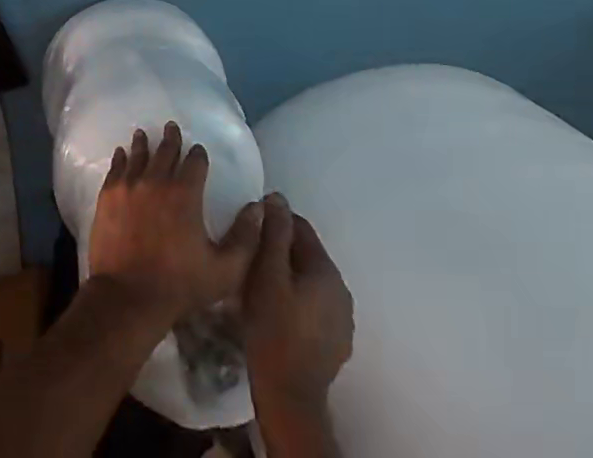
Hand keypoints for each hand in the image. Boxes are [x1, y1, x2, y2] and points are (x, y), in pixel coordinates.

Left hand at [86, 122, 261, 320]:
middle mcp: (156, 181)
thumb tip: (258, 208)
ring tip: (143, 133)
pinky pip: (115, 169)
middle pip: (165, 151)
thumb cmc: (180, 285)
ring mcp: (128, 187)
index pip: (195, 162)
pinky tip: (121, 153)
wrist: (127, 297)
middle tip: (171, 126)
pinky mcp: (107, 198)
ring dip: (143, 143)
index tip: (199, 150)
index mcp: (185, 194)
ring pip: (138, 156)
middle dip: (171, 139)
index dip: (198, 154)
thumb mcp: (225, 269)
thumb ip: (245, 237)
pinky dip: (120, 159)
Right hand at [244, 193, 354, 405]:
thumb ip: (273, 235)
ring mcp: (343, 316)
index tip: (250, 228)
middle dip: (280, 249)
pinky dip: (297, 299)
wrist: (289, 395)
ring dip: (289, 275)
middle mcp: (341, 288)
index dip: (274, 221)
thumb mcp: (266, 276)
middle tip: (250, 257)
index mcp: (326, 269)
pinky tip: (278, 311)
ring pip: (310, 280)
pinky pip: (315, 304)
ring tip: (260, 284)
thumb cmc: (273, 330)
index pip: (300, 227)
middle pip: (307, 254)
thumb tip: (277, 198)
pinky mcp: (337, 339)